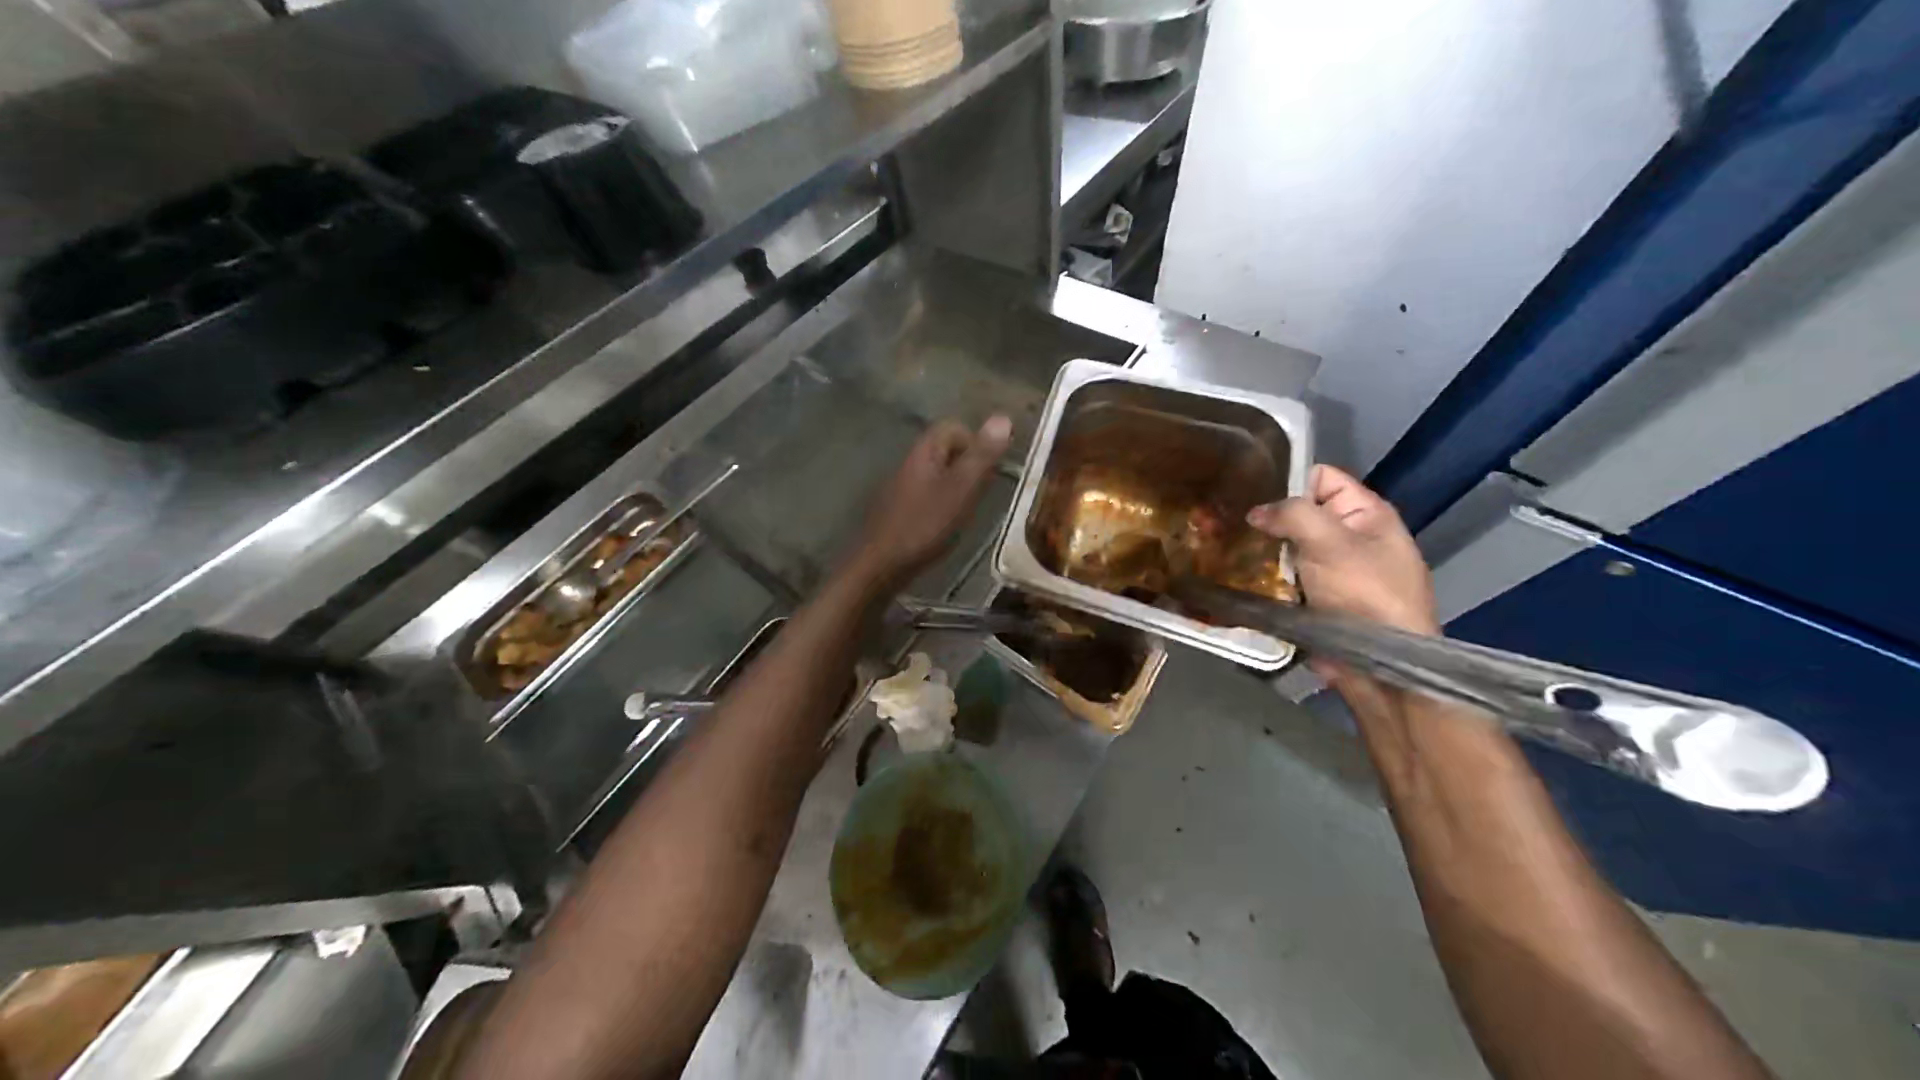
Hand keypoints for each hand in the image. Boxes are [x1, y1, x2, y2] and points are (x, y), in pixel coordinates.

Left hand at [847, 415, 1011, 589]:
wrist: (883, 563)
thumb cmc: (926, 524)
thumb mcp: (962, 489)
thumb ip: (982, 455)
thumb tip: (1003, 417)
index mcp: (925, 451)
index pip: (954, 427)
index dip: (976, 442)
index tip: (989, 469)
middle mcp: (910, 461)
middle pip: (946, 449)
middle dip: (969, 465)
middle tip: (982, 492)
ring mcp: (902, 485)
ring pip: (938, 473)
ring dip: (957, 486)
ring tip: (968, 509)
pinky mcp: (900, 508)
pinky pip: (928, 493)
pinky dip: (943, 502)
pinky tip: (948, 523)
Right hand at [1246, 464, 1438, 636]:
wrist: (1379, 665)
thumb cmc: (1364, 593)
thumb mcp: (1331, 542)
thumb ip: (1292, 514)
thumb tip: (1256, 511)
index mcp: (1366, 514)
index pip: (1321, 477)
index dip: (1288, 480)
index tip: (1249, 491)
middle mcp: (1352, 537)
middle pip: (1302, 512)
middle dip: (1269, 517)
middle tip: (1228, 521)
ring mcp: (1335, 570)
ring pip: (1290, 547)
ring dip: (1264, 550)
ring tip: (1227, 547)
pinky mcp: (1319, 598)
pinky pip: (1287, 576)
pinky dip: (1268, 576)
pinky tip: (1241, 575)